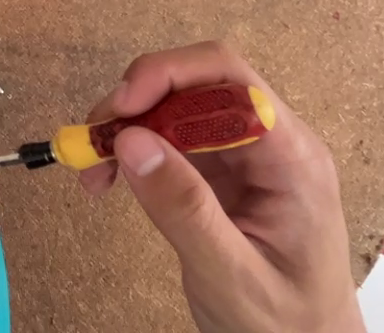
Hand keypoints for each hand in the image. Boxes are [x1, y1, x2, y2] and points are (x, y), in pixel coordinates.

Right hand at [79, 42, 365, 332]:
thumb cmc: (286, 327)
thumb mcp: (234, 278)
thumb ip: (186, 210)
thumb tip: (130, 138)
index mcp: (292, 156)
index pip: (228, 77)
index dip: (168, 75)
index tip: (120, 108)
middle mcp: (270, 140)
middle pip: (193, 83)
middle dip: (136, 101)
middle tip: (91, 139)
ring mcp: (244, 151)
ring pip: (172, 104)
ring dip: (125, 125)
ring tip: (92, 167)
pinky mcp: (220, 166)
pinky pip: (167, 134)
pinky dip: (130, 147)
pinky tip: (108, 176)